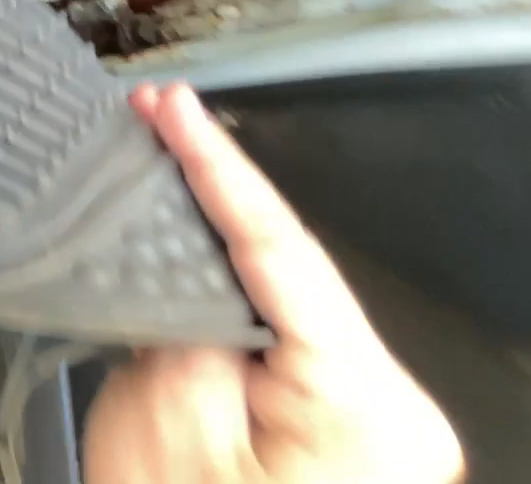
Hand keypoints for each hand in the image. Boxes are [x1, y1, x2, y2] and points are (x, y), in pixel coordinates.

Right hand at [82, 84, 462, 483]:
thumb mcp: (170, 424)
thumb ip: (184, 330)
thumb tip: (183, 266)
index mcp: (365, 407)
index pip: (281, 249)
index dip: (218, 165)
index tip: (171, 106)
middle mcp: (375, 394)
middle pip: (284, 253)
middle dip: (216, 174)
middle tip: (155, 110)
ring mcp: (340, 395)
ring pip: (269, 273)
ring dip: (209, 207)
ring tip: (159, 145)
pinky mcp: (299, 395)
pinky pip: (252, 300)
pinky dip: (207, 250)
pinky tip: (172, 218)